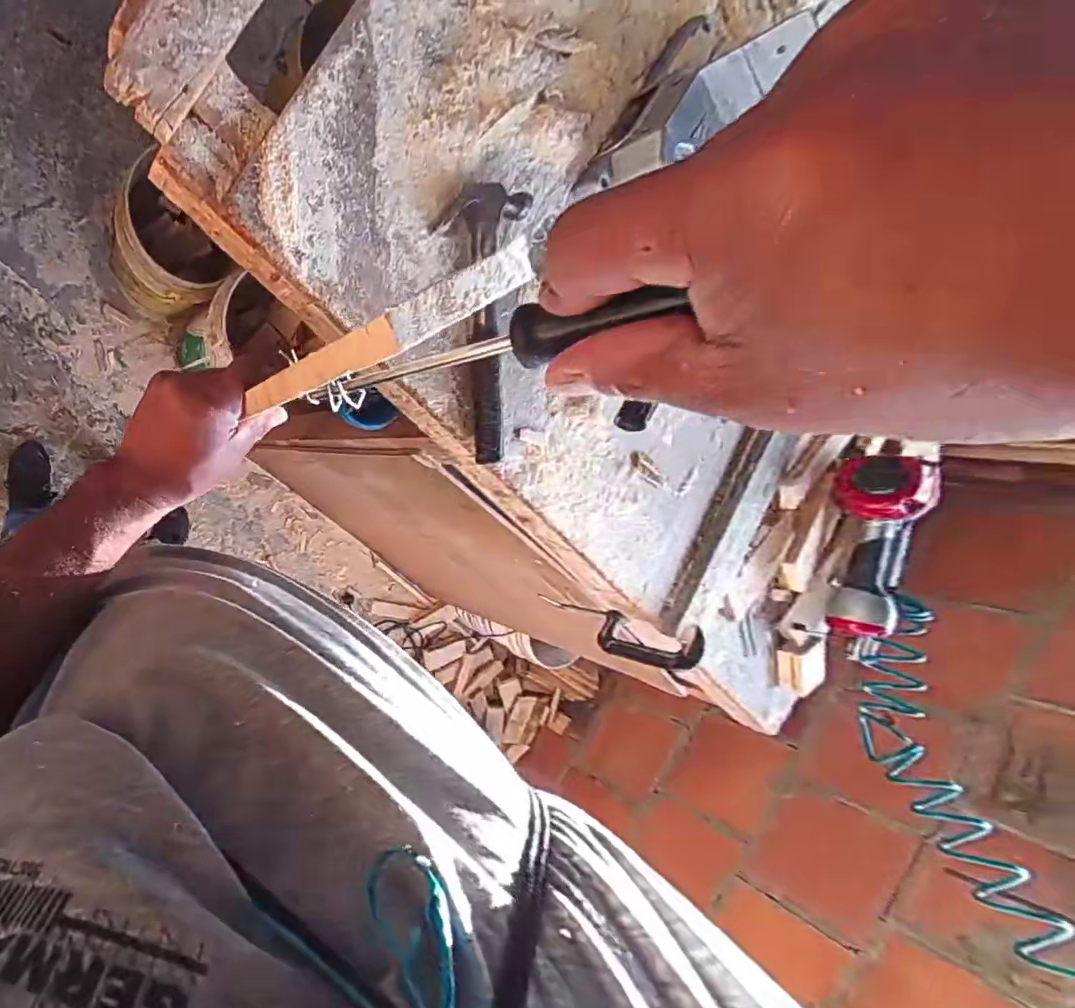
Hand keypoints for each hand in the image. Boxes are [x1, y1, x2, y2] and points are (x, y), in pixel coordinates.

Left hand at [111, 366, 287, 507]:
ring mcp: (172, 380)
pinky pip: (186, 382)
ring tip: (205, 425)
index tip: (266, 388)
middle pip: (227, 374)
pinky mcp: (157, 383)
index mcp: (216, 399)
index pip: (250, 365)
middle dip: (234, 392)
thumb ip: (256, 426)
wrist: (140, 479)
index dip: (263, 374)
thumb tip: (279, 410)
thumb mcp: (230, 455)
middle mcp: (193, 381)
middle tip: (232, 420)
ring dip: (212, 395)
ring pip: (206, 378)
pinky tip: (186, 421)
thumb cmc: (187, 475)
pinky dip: (192, 396)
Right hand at [540, 0, 1074, 441]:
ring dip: (776, 202)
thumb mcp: (772, 386)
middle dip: (694, 255)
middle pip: (671, 196)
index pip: (578, 242)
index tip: (596, 313)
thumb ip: (644, 367)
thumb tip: (577, 363)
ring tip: (867, 242)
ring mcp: (897, 37)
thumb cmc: (1017, 334)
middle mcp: (812, 92)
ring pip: (755, 150)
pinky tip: (912, 188)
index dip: (574, 293)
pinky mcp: (959, 14)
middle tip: (771, 296)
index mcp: (745, 195)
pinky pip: (843, 95)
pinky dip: (851, 147)